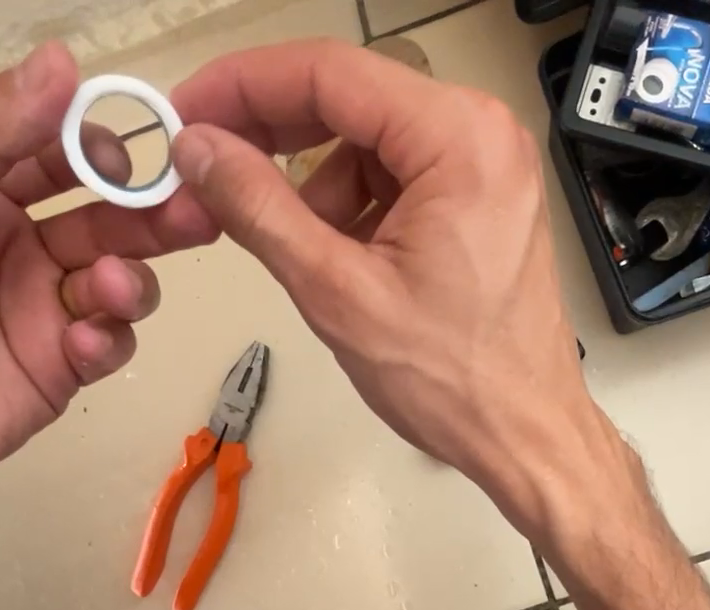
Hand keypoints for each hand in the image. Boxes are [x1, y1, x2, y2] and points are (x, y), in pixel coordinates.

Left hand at [0, 42, 219, 518]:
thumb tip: (64, 61)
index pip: (55, 154)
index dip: (99, 147)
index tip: (132, 155)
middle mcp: (16, 246)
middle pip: (108, 219)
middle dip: (152, 214)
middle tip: (194, 215)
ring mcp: (42, 312)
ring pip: (122, 282)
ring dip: (131, 280)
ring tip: (111, 290)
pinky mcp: (59, 372)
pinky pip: (109, 345)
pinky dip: (108, 340)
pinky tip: (79, 345)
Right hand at [168, 40, 614, 530]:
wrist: (524, 436)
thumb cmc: (453, 381)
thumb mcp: (338, 293)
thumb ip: (259, 209)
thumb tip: (198, 149)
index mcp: (459, 139)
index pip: (328, 73)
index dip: (243, 87)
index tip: (184, 115)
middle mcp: (485, 135)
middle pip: (352, 101)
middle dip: (274, 137)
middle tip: (210, 173)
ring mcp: (490, 169)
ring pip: (372, 146)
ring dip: (318, 186)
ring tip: (299, 251)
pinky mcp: (485, 206)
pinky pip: (402, 182)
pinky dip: (357, 209)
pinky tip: (341, 259)